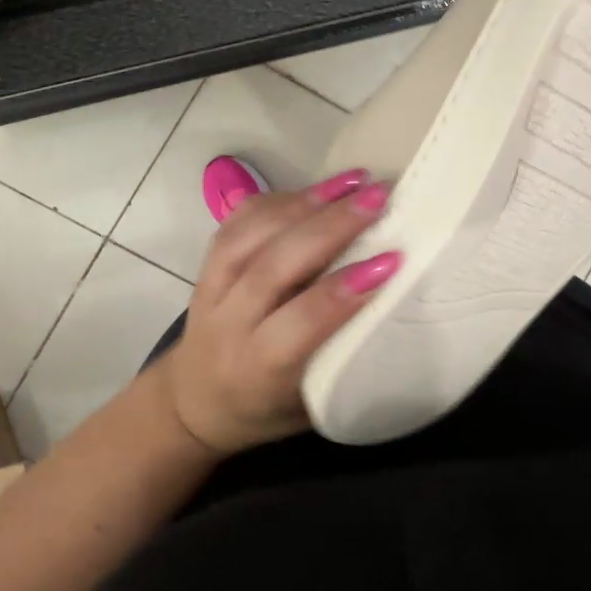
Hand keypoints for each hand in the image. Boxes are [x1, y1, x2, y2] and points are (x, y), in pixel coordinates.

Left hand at [153, 172, 399, 454]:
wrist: (192, 403)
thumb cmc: (265, 410)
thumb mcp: (310, 406)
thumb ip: (343, 359)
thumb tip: (398, 308)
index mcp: (257, 368)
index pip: (300, 321)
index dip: (344, 290)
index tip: (391, 260)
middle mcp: (229, 324)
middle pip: (274, 264)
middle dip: (330, 227)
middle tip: (378, 199)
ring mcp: (211, 289)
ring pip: (252, 234)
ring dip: (306, 201)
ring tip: (353, 181)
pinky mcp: (206, 264)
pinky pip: (238, 221)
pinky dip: (279, 199)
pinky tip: (317, 188)